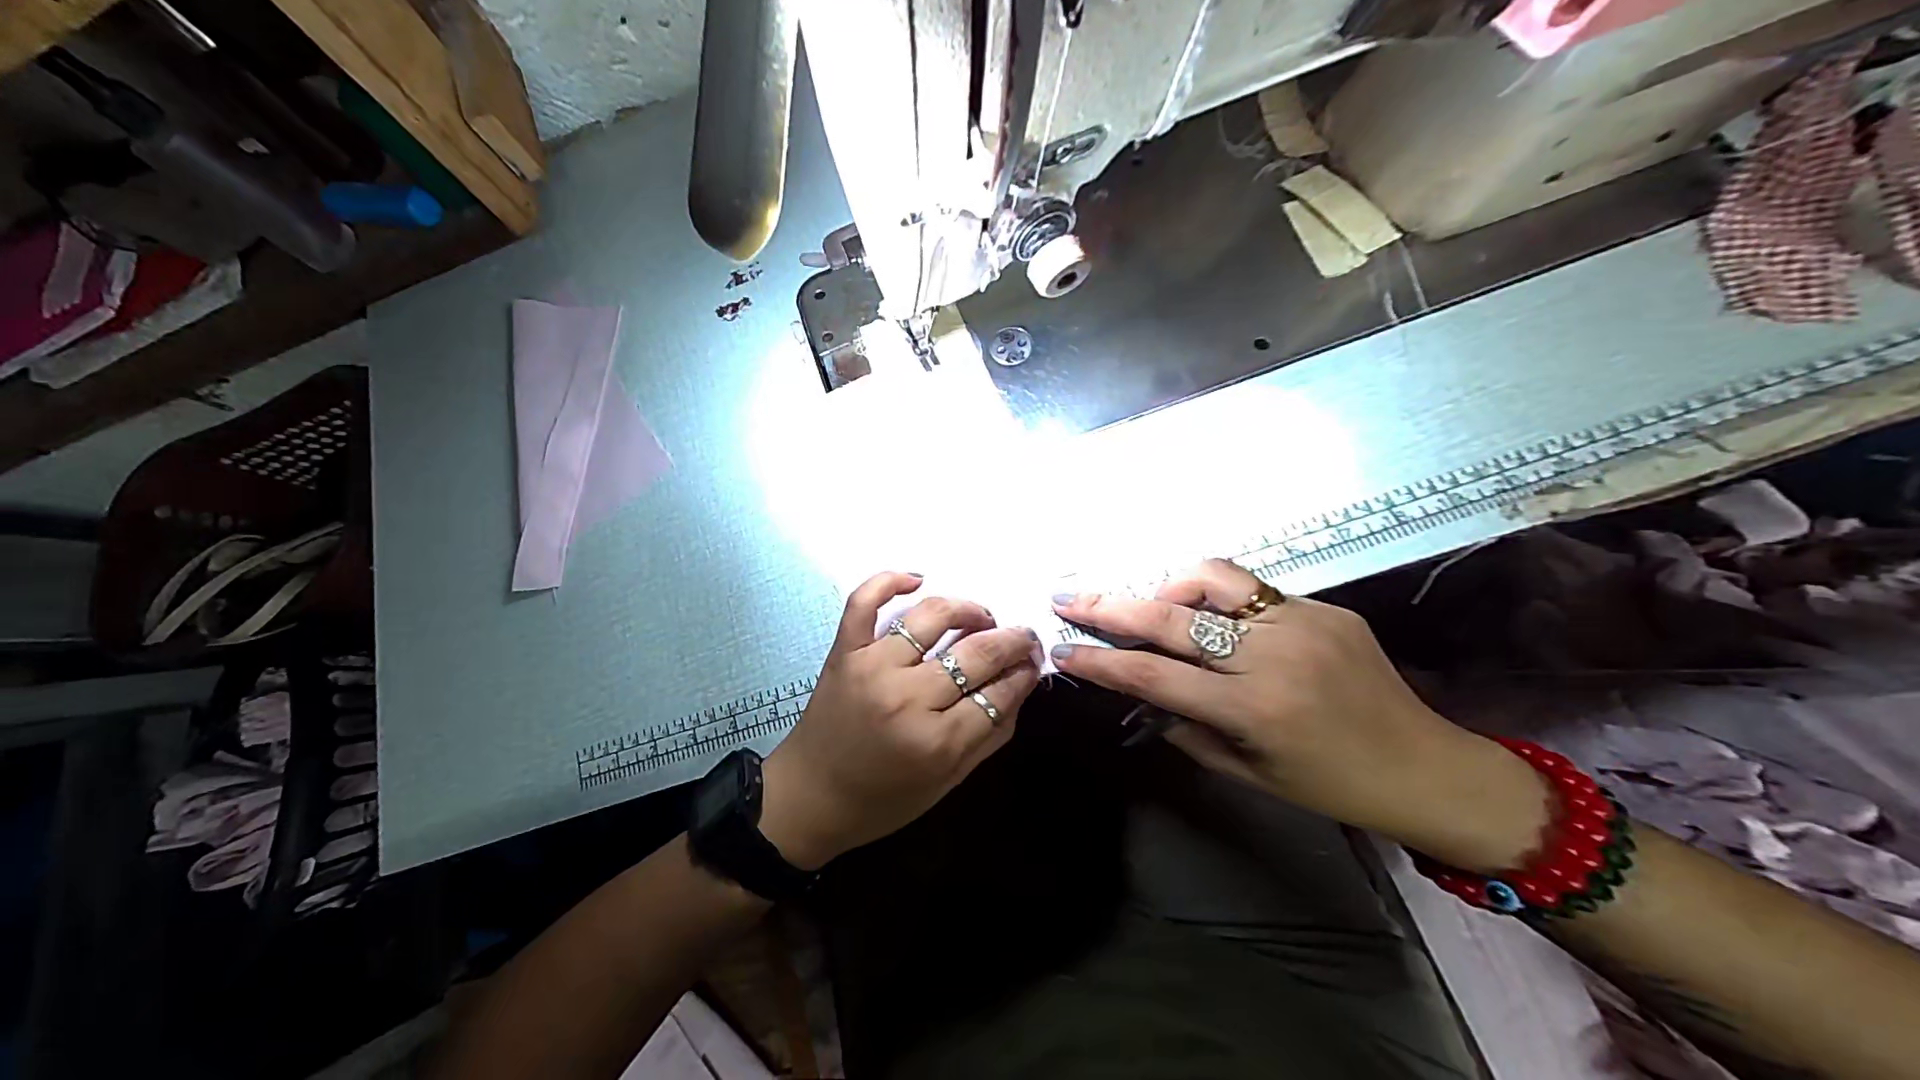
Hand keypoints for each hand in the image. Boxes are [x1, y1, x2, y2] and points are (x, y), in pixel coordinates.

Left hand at [757, 572, 1041, 869]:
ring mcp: (873, 667)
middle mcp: (907, 698)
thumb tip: (1023, 687)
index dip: (1025, 673)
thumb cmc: (883, 799)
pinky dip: (889, 581)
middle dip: (1013, 641)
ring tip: (981, 616)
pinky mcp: (844, 651)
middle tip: (1023, 637)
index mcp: (937, 742)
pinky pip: (864, 601)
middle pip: (977, 653)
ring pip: (932, 617)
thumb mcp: (948, 781)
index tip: (1033, 662)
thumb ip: (991, 735)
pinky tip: (916, 579)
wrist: (809, 797)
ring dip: (968, 610)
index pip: (1000, 692)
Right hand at [1050, 559, 1551, 873]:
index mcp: (1253, 710)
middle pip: (1171, 618)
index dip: (1100, 662)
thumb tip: (1143, 694)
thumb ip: (1187, 729)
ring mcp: (1302, 622)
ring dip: (1166, 588)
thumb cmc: (1330, 785)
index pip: (1154, 676)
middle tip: (1070, 597)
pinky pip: (1251, 590)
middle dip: (1110, 607)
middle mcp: (1273, 656)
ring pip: (1211, 579)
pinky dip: (1215, 599)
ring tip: (1148, 604)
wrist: (1425, 766)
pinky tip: (1211, 618)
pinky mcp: (1323, 607)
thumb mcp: (1248, 773)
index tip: (1062, 649)